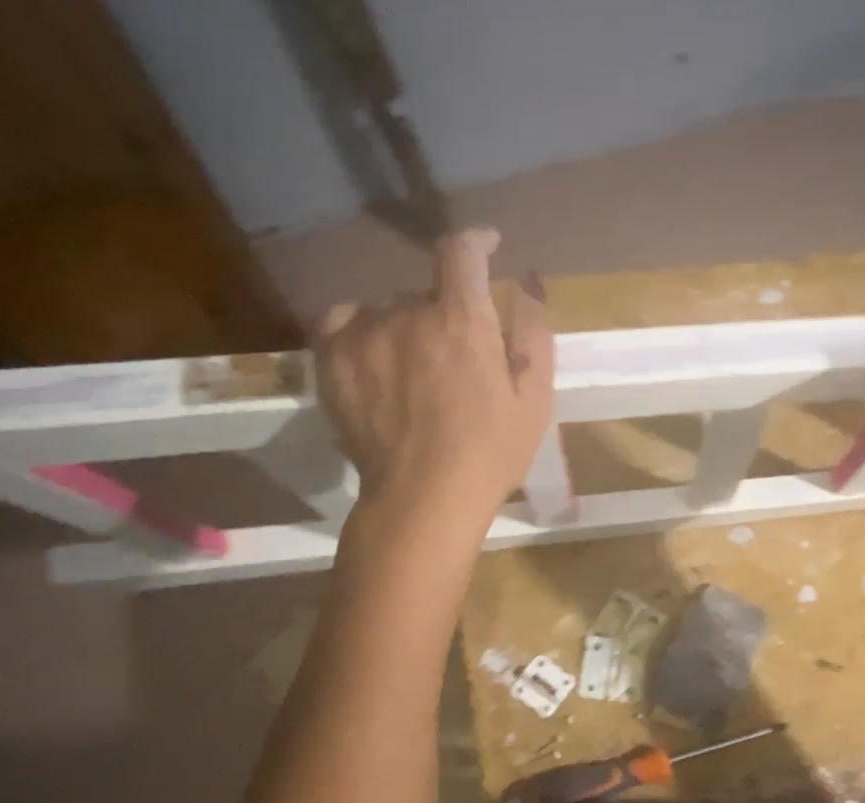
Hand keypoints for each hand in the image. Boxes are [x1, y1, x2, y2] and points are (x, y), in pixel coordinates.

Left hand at [312, 228, 553, 519]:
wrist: (422, 499)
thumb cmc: (490, 452)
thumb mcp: (534, 400)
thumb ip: (532, 335)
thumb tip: (528, 284)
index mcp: (461, 318)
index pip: (461, 251)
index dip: (476, 240)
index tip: (488, 246)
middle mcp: (406, 312)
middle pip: (426, 292)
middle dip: (445, 311)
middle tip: (458, 355)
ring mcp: (362, 333)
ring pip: (388, 310)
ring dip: (406, 326)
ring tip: (416, 371)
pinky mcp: (331, 358)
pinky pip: (345, 322)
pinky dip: (364, 331)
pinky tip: (377, 361)